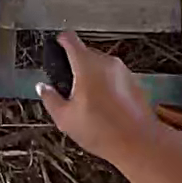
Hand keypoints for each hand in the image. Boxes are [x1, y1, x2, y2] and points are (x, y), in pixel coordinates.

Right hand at [36, 31, 168, 163]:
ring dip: (92, 76)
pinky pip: (115, 77)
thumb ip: (50, 98)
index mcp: (86, 65)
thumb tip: (43, 88)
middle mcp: (107, 62)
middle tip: (69, 87)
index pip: (70, 40)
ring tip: (87, 102)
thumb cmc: (102, 130)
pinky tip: (104, 107)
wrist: (138, 142)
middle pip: (86, 53)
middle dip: (76, 65)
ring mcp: (123, 71)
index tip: (57, 45)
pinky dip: (107, 85)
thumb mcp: (65, 118)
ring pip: (101, 65)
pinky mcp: (134, 82)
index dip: (61, 41)